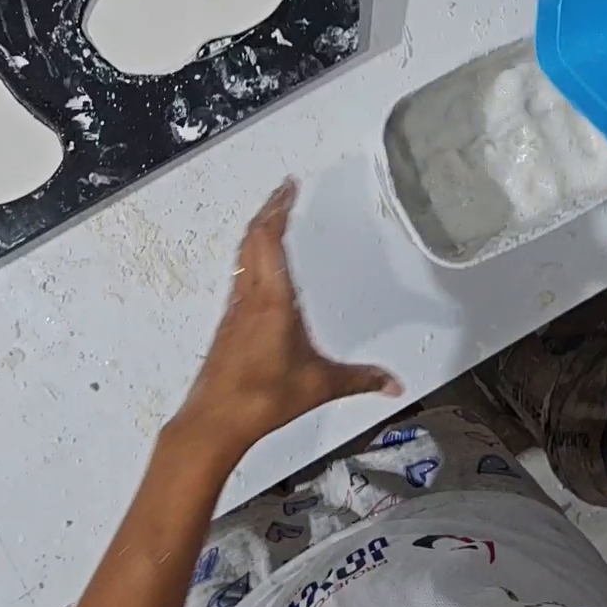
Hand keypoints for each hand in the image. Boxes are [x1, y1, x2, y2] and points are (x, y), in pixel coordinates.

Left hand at [171, 180, 401, 459]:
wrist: (215, 420)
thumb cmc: (261, 398)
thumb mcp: (320, 385)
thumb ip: (361, 379)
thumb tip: (391, 383)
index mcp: (273, 300)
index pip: (271, 238)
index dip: (279, 208)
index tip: (289, 187)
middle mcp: (250, 296)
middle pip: (254, 237)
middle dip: (269, 209)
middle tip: (283, 190)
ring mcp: (235, 308)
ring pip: (242, 253)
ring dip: (257, 228)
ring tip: (271, 215)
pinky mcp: (228, 322)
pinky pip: (239, 272)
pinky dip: (250, 253)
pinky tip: (258, 264)